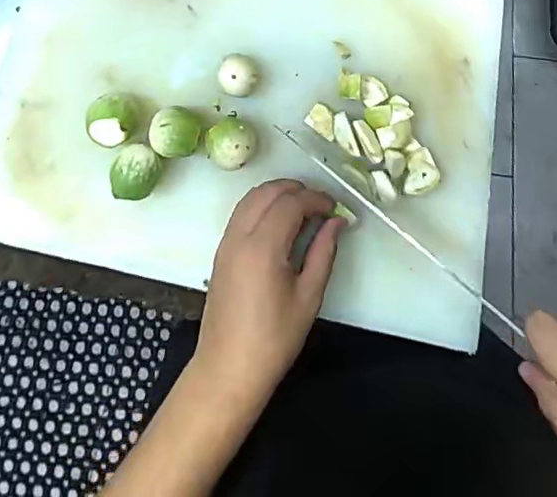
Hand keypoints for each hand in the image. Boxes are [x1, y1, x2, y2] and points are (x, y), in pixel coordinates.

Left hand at [194, 180, 343, 402]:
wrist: (228, 367)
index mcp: (263, 246)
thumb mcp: (309, 297)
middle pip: (267, 191)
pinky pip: (241, 212)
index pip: (291, 203)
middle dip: (296, 189)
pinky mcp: (221, 250)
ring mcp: (226, 241)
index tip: (334, 208)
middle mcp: (240, 235)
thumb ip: (324, 253)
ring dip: (277, 193)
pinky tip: (280, 222)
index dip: (316, 199)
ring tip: (303, 209)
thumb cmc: (273, 339)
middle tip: (321, 205)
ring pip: (251, 197)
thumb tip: (336, 222)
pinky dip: (261, 205)